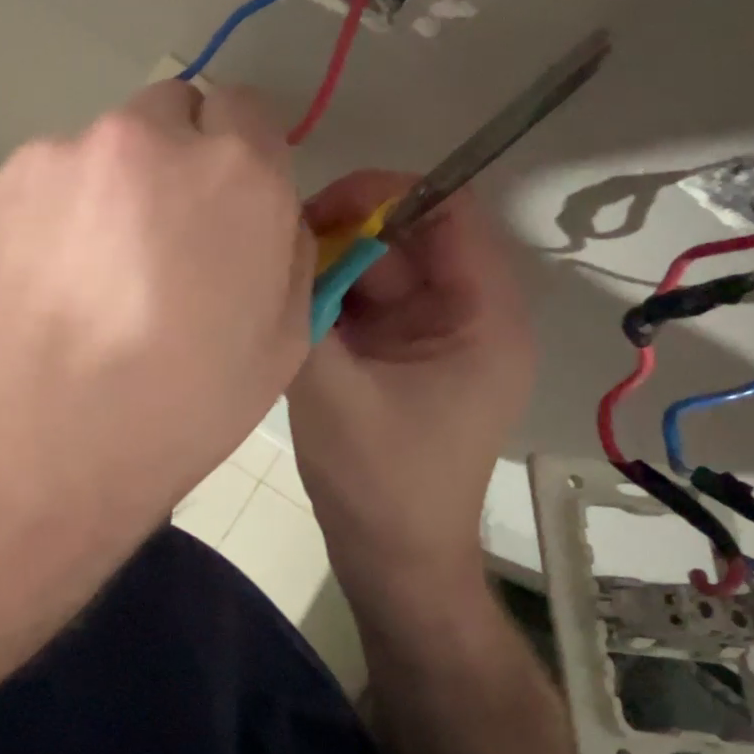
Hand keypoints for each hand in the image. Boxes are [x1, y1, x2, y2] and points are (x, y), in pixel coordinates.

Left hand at [0, 81, 315, 553]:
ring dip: (99, 193)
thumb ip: (282, 246)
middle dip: (168, 161)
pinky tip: (36, 290)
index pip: (244, 110)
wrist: (39, 451)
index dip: (235, 157)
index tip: (217, 208)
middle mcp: (139, 139)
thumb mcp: (282, 338)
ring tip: (81, 281)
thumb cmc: (176, 408)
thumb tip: (257, 212)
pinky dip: (42, 221)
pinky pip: (34, 189)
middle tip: (149, 243)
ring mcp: (51, 159)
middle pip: (166, 116)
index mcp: (230, 169)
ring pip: (92, 154)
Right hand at [287, 170, 533, 577]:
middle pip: (408, 239)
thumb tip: (273, 249)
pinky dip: (327, 299)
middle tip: (278, 246)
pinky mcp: (399, 358)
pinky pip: (364, 306)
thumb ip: (307, 313)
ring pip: (379, 271)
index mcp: (482, 317)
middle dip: (345, 233)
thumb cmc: (380, 480)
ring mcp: (430, 338)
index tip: (318, 209)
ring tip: (271, 275)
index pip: (450, 213)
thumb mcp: (334, 392)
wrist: (393, 559)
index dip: (387, 195)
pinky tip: (283, 304)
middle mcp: (465, 316)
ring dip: (329, 267)